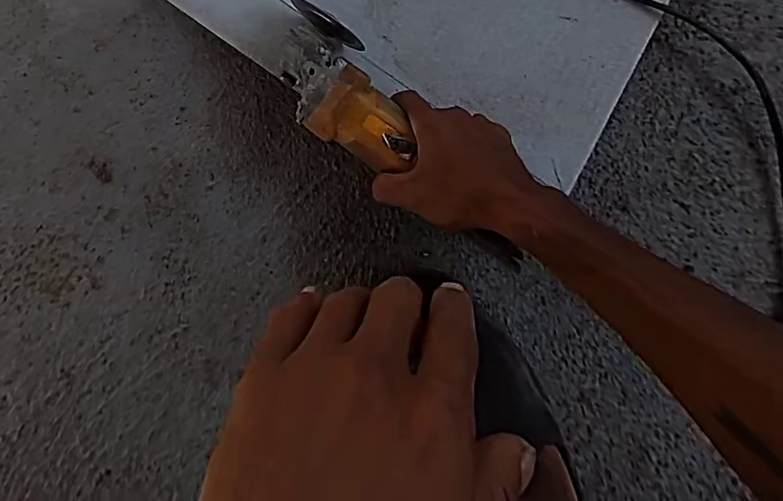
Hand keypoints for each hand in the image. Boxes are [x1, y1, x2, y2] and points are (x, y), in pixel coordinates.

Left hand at [202, 278, 533, 500]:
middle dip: (406, 301)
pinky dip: (305, 306)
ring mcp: (316, 369)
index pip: (454, 330)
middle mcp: (375, 377)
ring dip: (359, 304)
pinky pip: (289, 316)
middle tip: (406, 310)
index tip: (452, 300)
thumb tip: (517, 453)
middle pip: (398, 299)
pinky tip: (311, 306)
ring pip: (345, 300)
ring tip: (361, 313)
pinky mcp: (265, 376)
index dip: (455, 306)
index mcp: (430, 417)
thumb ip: (491, 482)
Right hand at [372, 93, 549, 235]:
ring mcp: (480, 125)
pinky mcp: (498, 138)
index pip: (407, 99)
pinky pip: (477, 138)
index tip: (392, 118)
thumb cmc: (468, 195)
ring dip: (448, 143)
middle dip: (422, 137)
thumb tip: (380, 184)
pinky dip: (471, 151)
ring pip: (455, 128)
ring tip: (447, 172)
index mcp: (432, 124)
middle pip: (430, 117)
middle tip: (419, 162)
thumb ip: (386, 187)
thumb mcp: (413, 197)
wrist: (512, 204)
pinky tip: (470, 174)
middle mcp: (456, 118)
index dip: (396, 106)